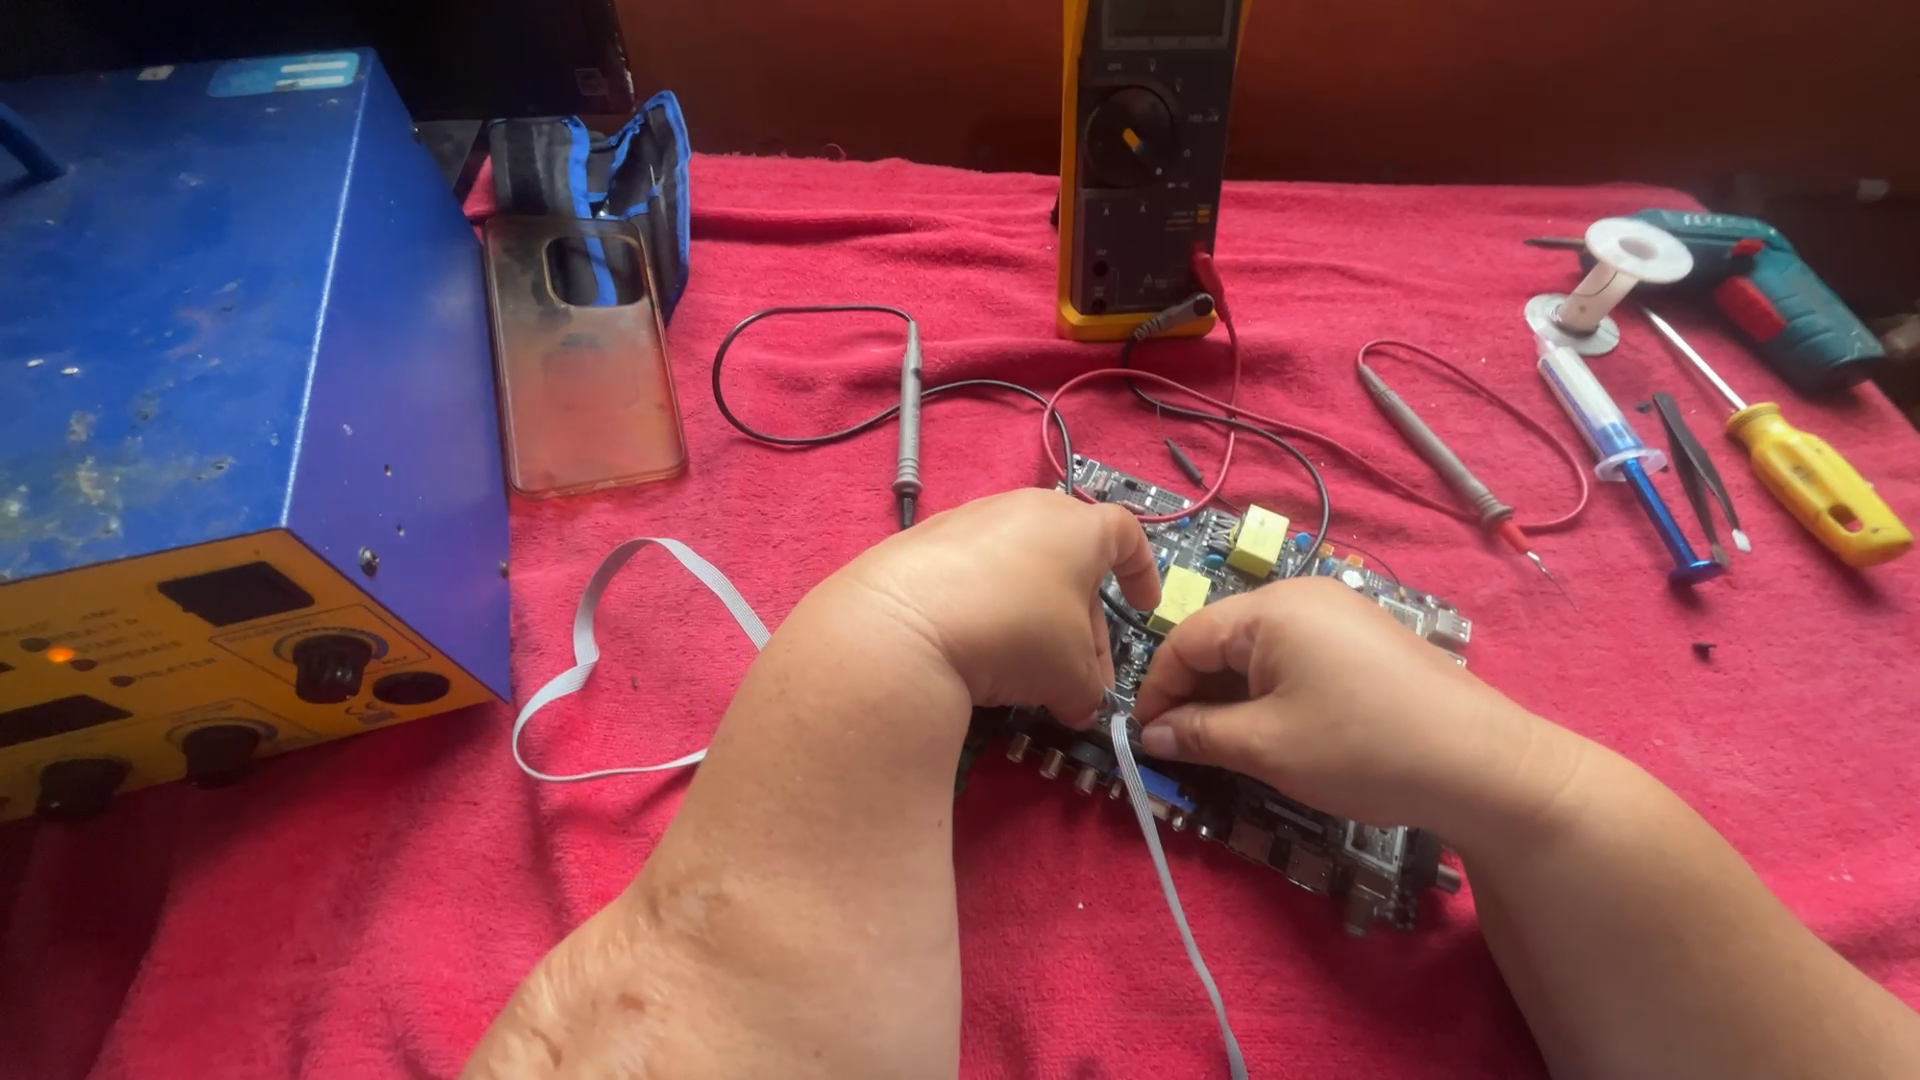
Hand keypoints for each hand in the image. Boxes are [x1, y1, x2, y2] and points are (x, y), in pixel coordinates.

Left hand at [828, 488, 1159, 724]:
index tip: (1142, 607)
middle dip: (1083, 626)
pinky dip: (986, 609)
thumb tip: (1080, 704)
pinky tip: (975, 651)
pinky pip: (972, 574)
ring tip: (1026, 674)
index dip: (1142, 572)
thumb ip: (1088, 688)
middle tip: (1080, 681)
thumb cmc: (1017, 633)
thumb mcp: (1071, 672)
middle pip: (1070, 564)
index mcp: (1076, 526)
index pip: (1126, 536)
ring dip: (1034, 620)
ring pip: (1020, 570)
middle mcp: (1024, 509)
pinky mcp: (922, 543)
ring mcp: (968, 521)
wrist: (906, 622)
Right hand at [1132, 576, 1584, 839]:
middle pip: (1222, 640)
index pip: (1186, 640)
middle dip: (1195, 692)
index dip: (1158, 689)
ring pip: (1257, 649)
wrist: (1489, 768)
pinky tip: (1276, 725)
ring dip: (1231, 694)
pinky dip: (1270, 688)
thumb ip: (1196, 735)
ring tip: (1226, 741)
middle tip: (1184, 744)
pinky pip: (1294, 654)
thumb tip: (1150, 736)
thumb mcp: (1265, 746)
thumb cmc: (1361, 749)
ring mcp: (1338, 612)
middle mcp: (1300, 595)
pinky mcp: (1364, 636)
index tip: (1144, 736)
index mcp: (1270, 608)